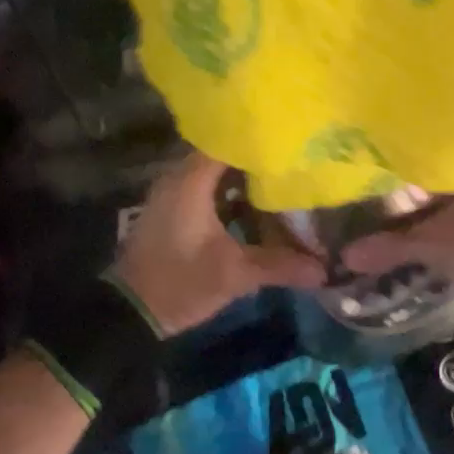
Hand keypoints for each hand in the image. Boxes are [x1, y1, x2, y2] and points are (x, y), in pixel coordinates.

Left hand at [122, 152, 323, 333]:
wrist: (128, 314)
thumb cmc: (179, 283)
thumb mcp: (234, 274)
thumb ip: (279, 265)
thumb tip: (324, 271)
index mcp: (190, 181)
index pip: (230, 141)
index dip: (263, 139)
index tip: (295, 139)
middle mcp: (179, 177)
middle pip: (227, 154)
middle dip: (261, 159)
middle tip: (299, 160)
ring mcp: (175, 194)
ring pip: (218, 173)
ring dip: (248, 178)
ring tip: (287, 180)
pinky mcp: (175, 211)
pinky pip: (209, 189)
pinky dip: (234, 194)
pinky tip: (261, 205)